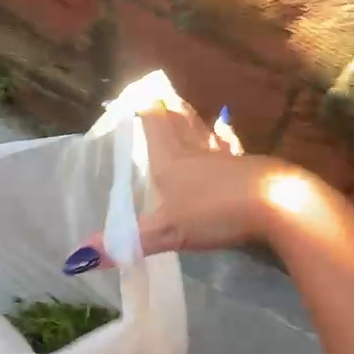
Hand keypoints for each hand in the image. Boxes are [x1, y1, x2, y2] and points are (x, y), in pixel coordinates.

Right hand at [64, 95, 313, 272]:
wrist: (279, 205)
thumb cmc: (217, 211)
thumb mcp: (166, 231)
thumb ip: (125, 242)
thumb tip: (74, 259)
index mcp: (172, 159)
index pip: (153, 122)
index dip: (140, 107)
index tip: (128, 95)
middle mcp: (198, 151)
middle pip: (179, 120)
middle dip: (164, 107)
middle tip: (156, 93)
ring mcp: (227, 158)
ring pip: (204, 130)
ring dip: (192, 118)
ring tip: (184, 107)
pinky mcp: (251, 168)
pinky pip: (231, 146)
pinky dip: (224, 135)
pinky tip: (226, 128)